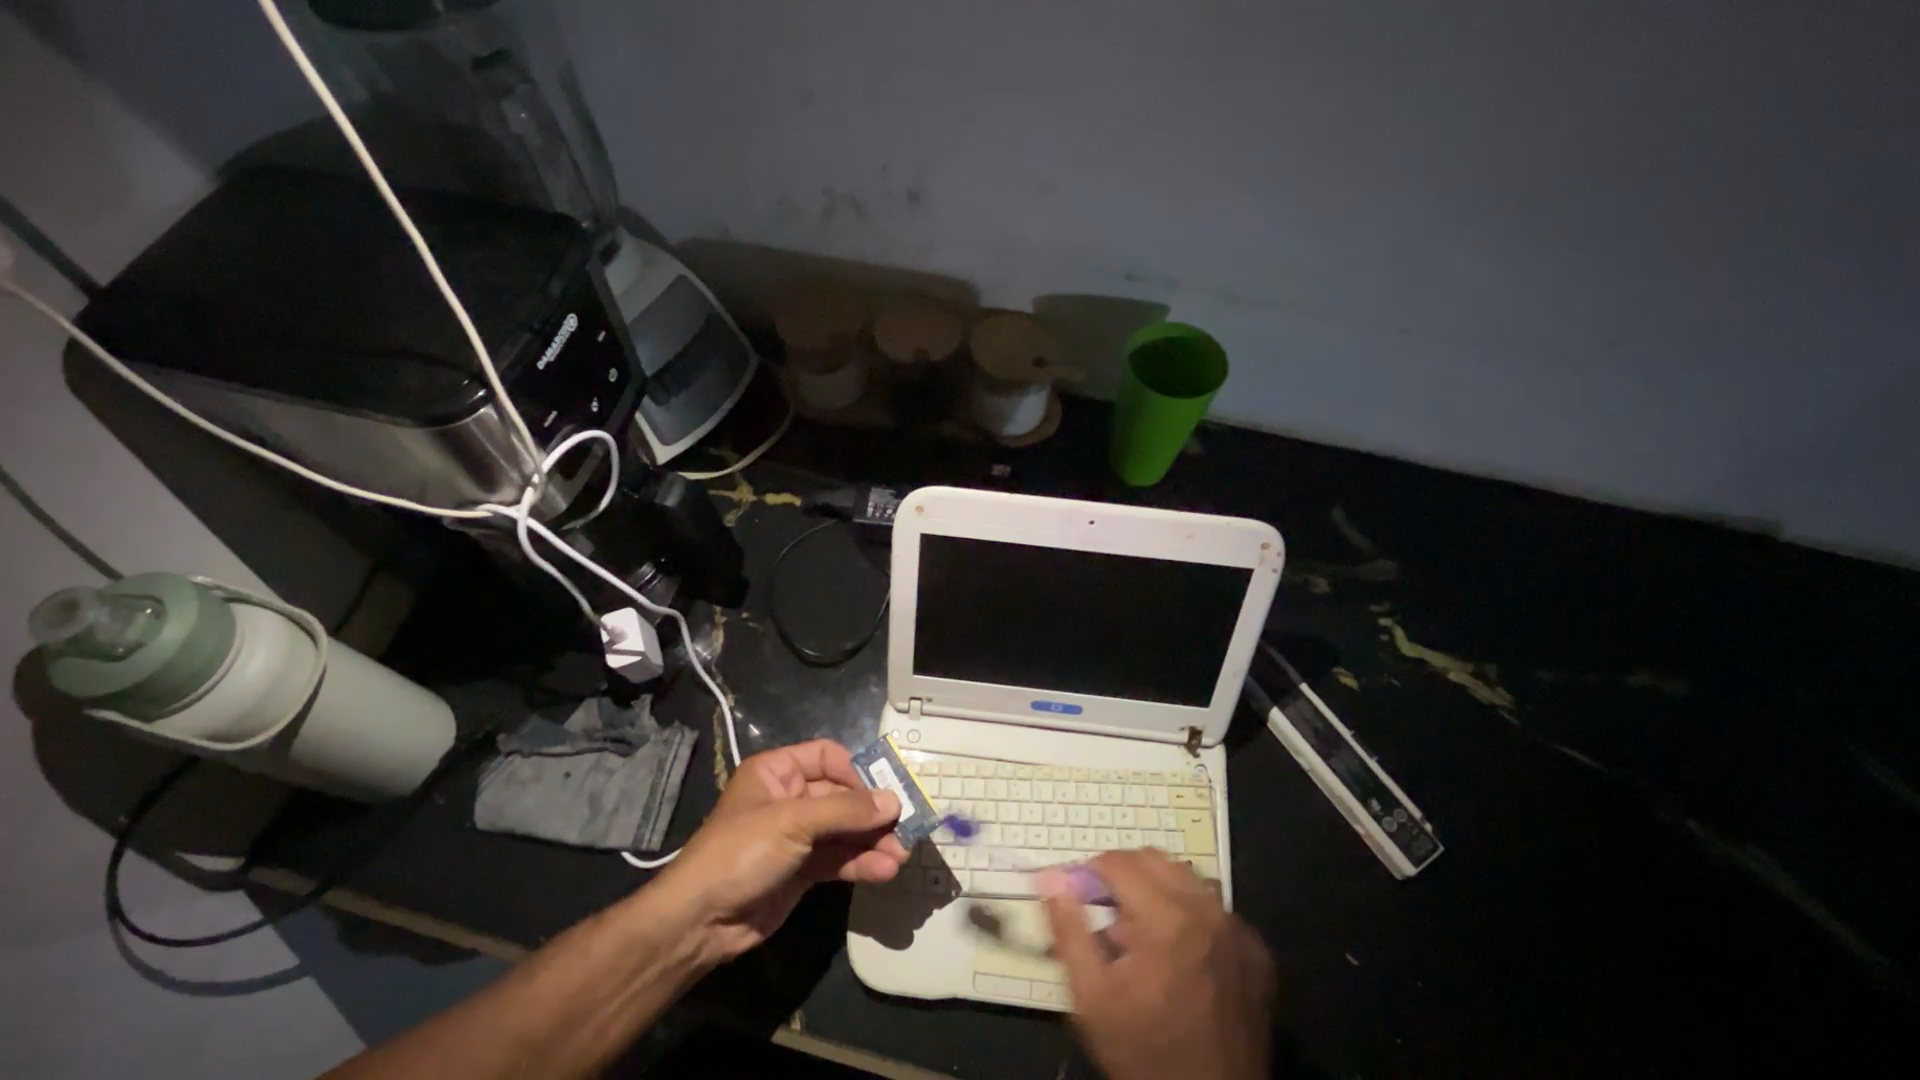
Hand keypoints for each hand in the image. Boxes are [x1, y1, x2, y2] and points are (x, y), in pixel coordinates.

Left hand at [655, 739, 907, 961]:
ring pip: (845, 831)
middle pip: (842, 796)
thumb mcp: (792, 822)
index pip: (827, 757)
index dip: (856, 772)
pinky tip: (884, 871)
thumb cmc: (740, 853)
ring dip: (873, 842)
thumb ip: (846, 810)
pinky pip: (839, 859)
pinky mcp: (802, 871)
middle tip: (906, 828)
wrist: (700, 920)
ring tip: (901, 856)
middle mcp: (789, 799)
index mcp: (776, 773)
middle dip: (873, 813)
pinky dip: (862, 863)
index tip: (884, 793)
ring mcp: (796, 837)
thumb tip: (893, 801)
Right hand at [1041, 850, 1274, 1079]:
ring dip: (1156, 892)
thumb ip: (1069, 929)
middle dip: (1123, 877)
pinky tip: (1177, 957)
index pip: (1118, 863)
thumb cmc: (1144, 1053)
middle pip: (1155, 860)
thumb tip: (1051, 877)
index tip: (1076, 898)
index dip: (1088, 873)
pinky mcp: (1257, 952)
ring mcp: (1239, 931)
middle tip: (1105, 917)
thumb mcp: (1090, 997)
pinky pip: (1216, 910)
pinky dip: (1189, 916)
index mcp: (1167, 919)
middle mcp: (1209, 912)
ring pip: (1188, 880)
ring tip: (1140, 939)